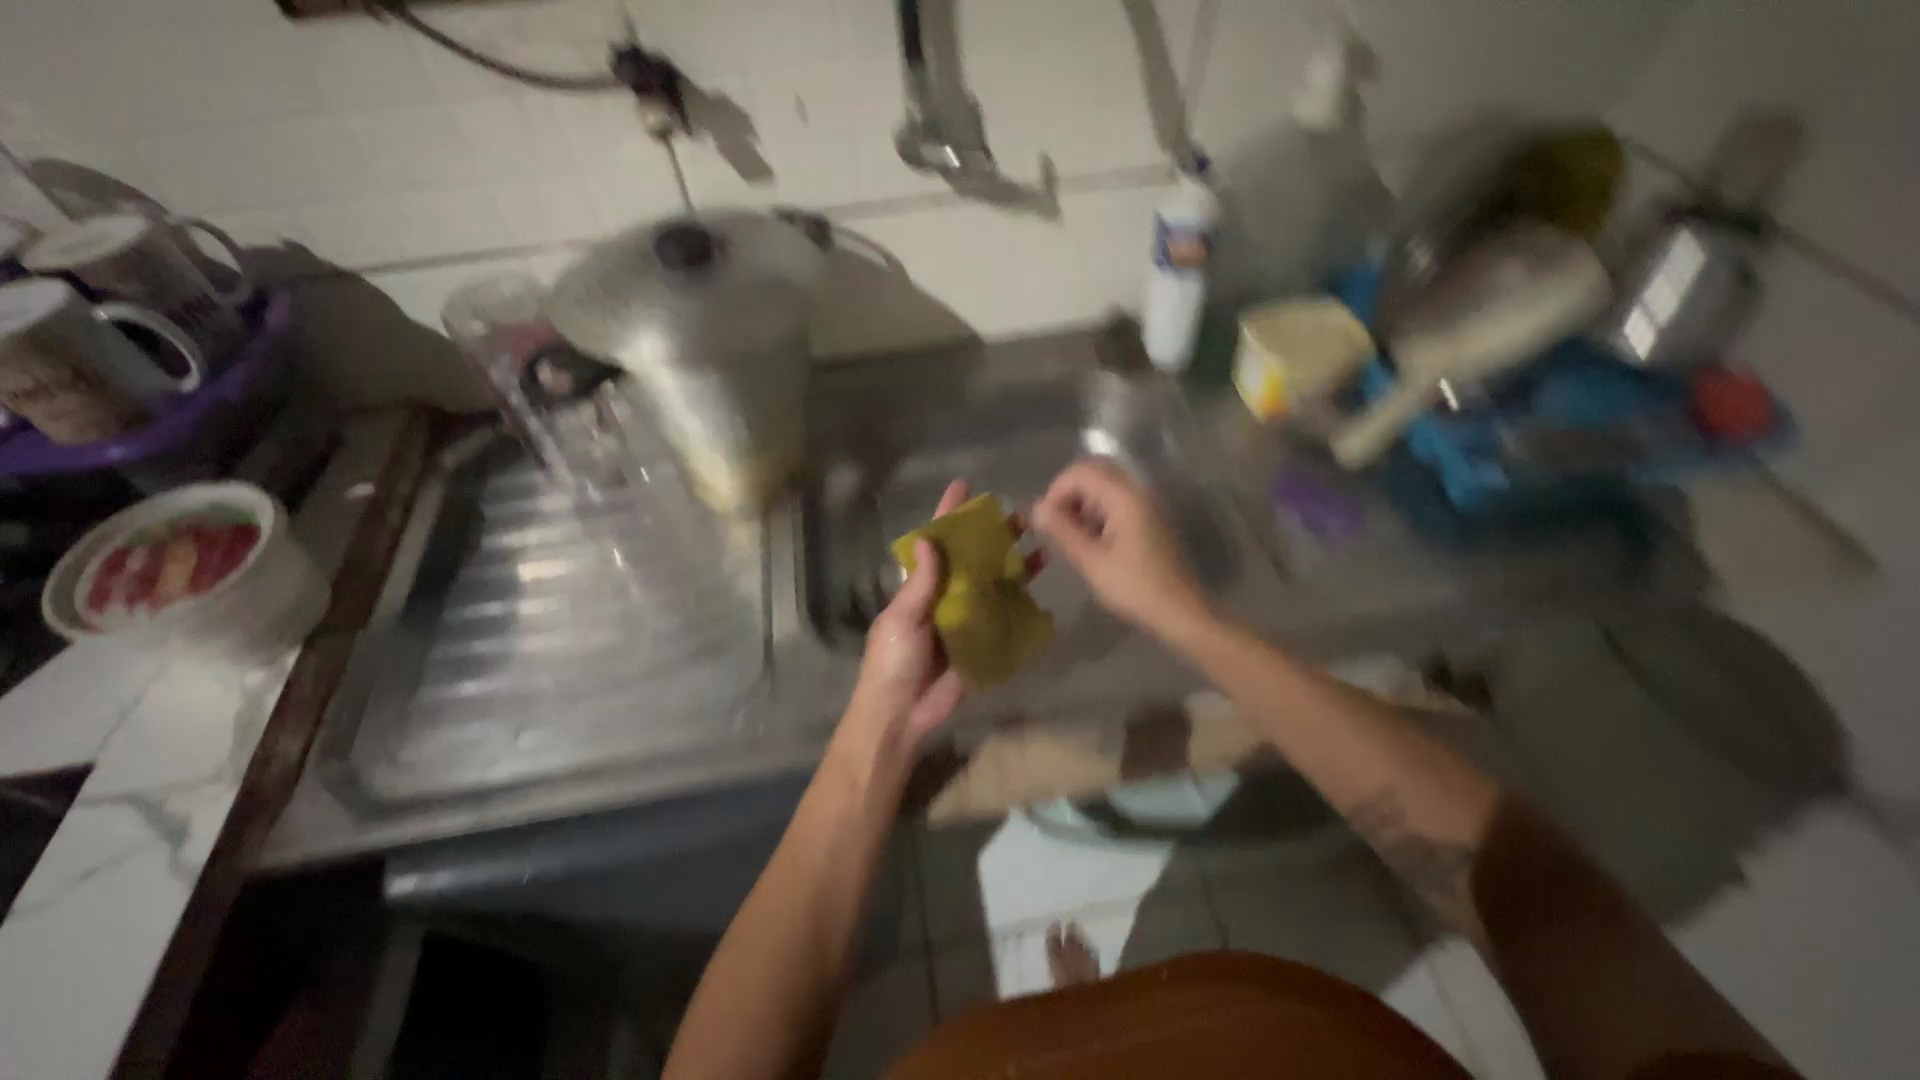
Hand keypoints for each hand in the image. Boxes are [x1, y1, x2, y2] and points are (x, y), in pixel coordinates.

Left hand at [838, 480, 1043, 774]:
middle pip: (974, 560)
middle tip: (1023, 518)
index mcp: (920, 586)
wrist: (900, 714)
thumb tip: (931, 540)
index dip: (948, 514)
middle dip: (995, 539)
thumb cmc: (891, 661)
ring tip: (1042, 552)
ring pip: (994, 587)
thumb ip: (919, 584)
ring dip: (1015, 570)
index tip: (964, 486)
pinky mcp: (980, 646)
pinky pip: (1005, 625)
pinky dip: (1024, 613)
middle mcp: (945, 597)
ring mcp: (965, 621)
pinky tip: (1044, 600)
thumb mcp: (900, 619)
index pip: (937, 542)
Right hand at [1032, 458, 1210, 636]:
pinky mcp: (1150, 519)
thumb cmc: (1134, 586)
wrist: (1179, 610)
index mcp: (1125, 496)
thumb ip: (1063, 530)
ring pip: (1106, 486)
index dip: (1056, 490)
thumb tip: (1037, 508)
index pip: (1081, 472)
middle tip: (1055, 524)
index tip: (1044, 521)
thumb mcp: (1091, 560)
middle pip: (1095, 472)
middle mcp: (1138, 491)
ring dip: (1083, 503)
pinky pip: (1118, 501)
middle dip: (1068, 493)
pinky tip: (1091, 540)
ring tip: (1070, 536)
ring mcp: (1147, 504)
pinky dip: (1098, 512)